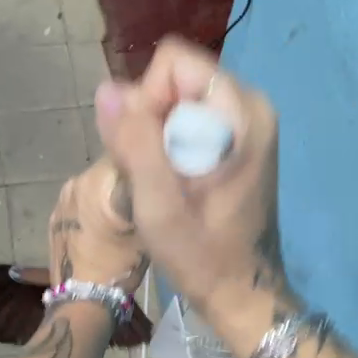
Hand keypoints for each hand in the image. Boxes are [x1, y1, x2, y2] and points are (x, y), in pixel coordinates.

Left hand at [48, 158, 147, 294]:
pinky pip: (80, 200)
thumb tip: (155, 177)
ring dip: (107, 191)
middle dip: (125, 178)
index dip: (145, 164)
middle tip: (143, 196)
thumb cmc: (120, 263)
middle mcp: (77, 180)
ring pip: (94, 183)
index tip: (157, 177)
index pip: (129, 155)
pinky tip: (103, 224)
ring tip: (122, 212)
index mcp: (99, 179)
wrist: (82, 297)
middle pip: (109, 167)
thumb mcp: (146, 226)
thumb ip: (147, 194)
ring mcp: (62, 197)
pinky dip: (92, 205)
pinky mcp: (54, 214)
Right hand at [93, 37, 288, 347]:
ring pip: (176, 99)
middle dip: (149, 120)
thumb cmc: (203, 257)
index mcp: (243, 112)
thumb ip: (134, 144)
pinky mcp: (238, 139)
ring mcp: (246, 122)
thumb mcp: (159, 206)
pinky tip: (172, 185)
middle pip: (175, 78)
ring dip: (155, 137)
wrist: (242, 294)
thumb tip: (106, 89)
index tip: (148, 153)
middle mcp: (251, 105)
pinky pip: (186, 118)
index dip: (146, 100)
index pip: (173, 63)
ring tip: (162, 184)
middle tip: (154, 176)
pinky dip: (168, 146)